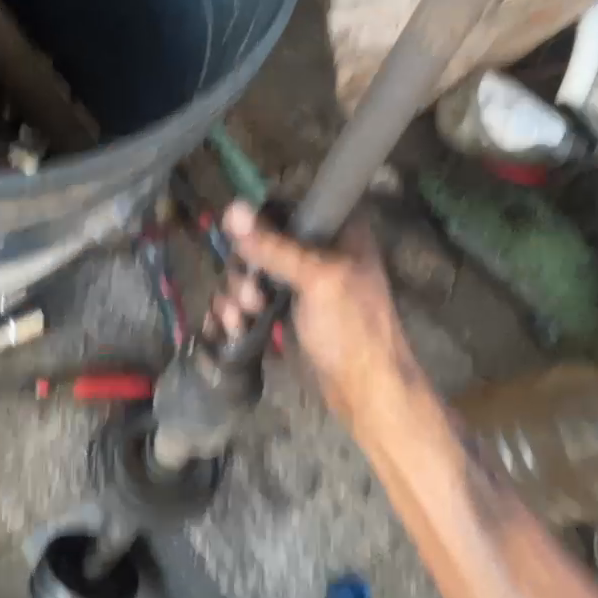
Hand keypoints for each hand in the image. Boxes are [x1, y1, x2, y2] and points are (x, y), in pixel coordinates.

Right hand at [211, 202, 415, 418]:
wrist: (366, 391)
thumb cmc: (353, 327)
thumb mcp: (316, 278)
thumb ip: (273, 245)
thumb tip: (232, 208)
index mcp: (335, 230)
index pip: (283, 206)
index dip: (258, 221)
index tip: (239, 241)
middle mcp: (314, 251)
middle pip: (257, 241)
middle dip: (245, 269)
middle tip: (253, 297)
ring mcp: (297, 283)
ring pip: (248, 272)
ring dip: (236, 294)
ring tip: (241, 320)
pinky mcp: (283, 311)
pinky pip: (247, 300)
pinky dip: (235, 312)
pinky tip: (233, 327)